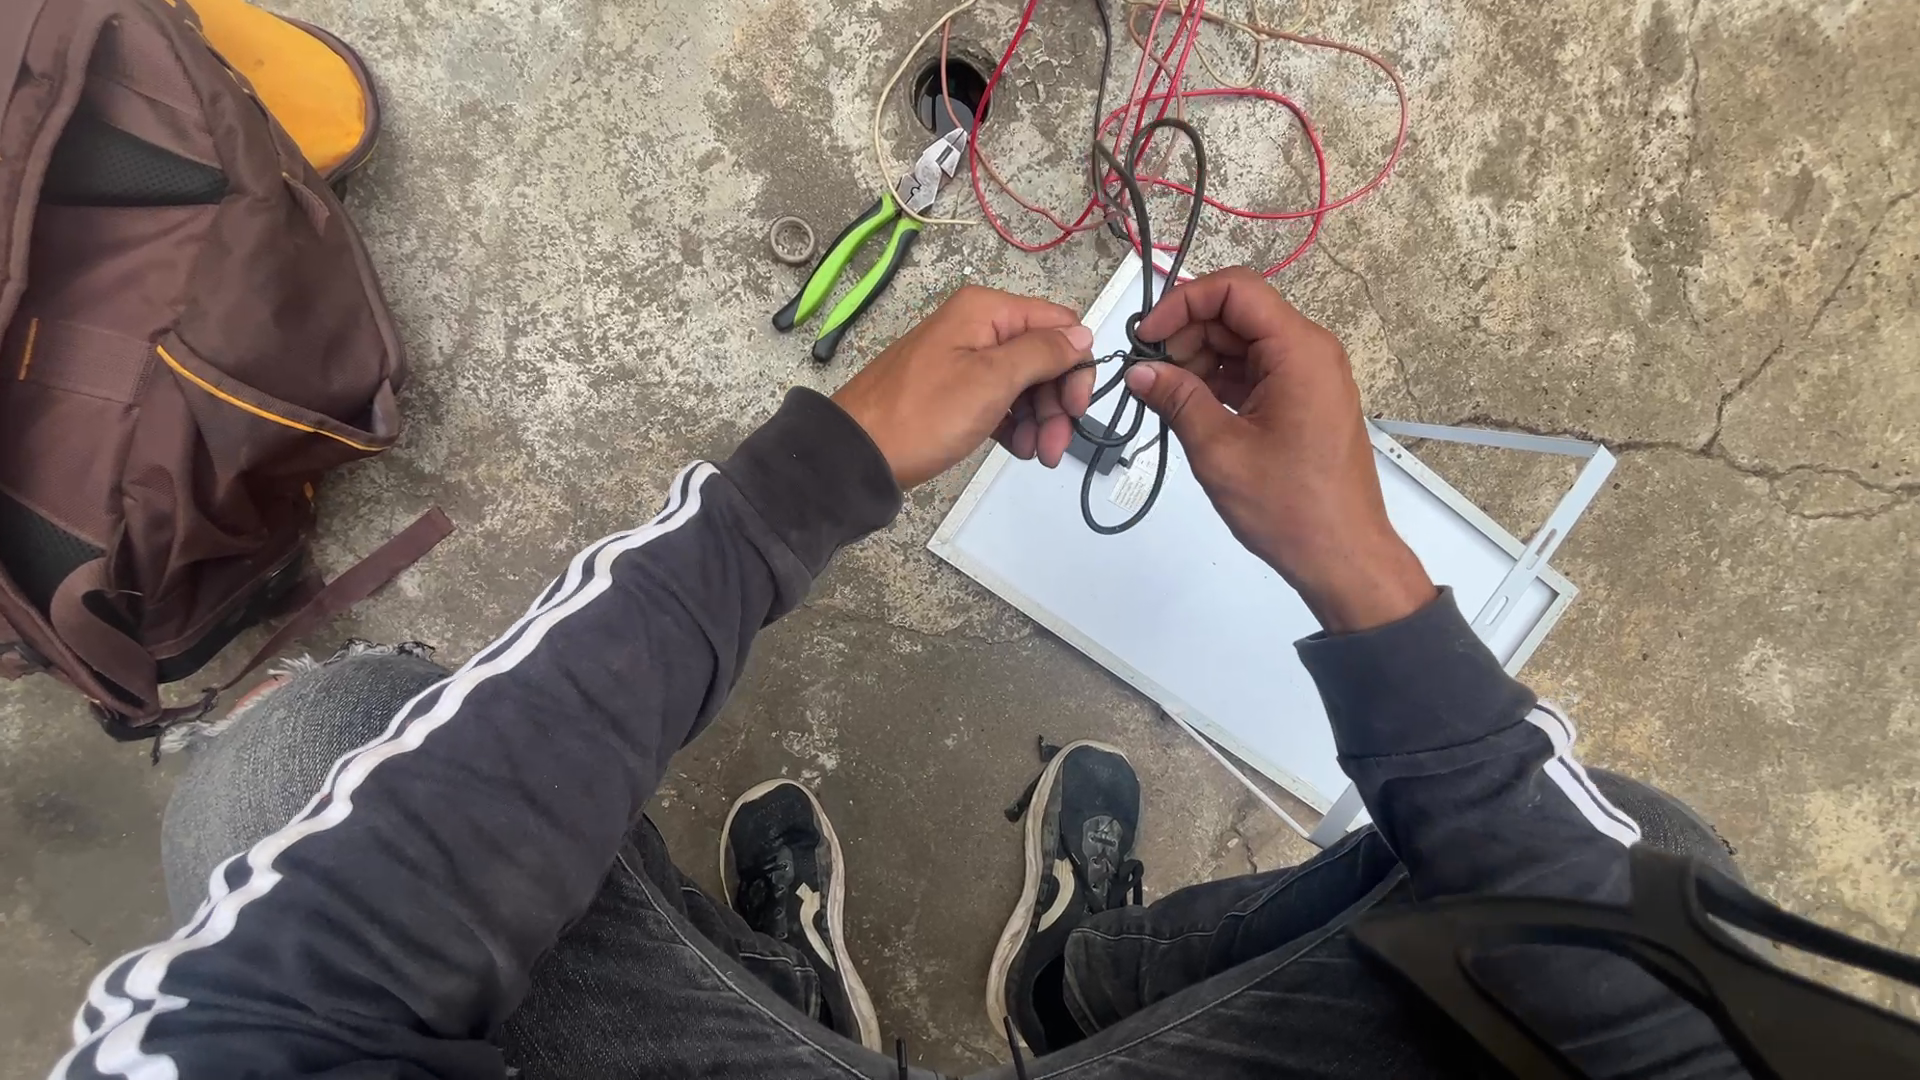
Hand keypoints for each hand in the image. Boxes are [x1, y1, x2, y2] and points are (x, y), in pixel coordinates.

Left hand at [833, 285, 1095, 488]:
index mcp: (986, 312)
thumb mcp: (991, 381)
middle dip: (1057, 402)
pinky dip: (1014, 425)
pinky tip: (1016, 448)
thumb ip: (1041, 352)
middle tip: (1055, 444)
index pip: (1058, 325)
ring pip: (1024, 384)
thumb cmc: (919, 417)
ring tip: (1034, 454)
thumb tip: (1081, 335)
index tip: (1077, 409)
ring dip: (1039, 420)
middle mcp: (977, 328)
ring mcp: (965, 361)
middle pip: (1043, 358)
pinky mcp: (955, 391)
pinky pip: (1000, 401)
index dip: (1075, 367)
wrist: (860, 453)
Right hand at [1128, 267, 1435, 631]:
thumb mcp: (1219, 450)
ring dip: (1198, 360)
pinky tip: (1188, 407)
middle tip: (1149, 375)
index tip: (1146, 338)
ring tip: (1164, 397)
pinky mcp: (1300, 400)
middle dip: (1186, 334)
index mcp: (1298, 350)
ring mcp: (1307, 376)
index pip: (1235, 290)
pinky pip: (1252, 372)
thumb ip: (1177, 399)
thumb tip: (1139, 371)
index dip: (1182, 303)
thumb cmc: (1288, 506)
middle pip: (1236, 314)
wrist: (1341, 554)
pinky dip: (1217, 381)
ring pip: (1241, 343)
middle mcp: (1308, 351)